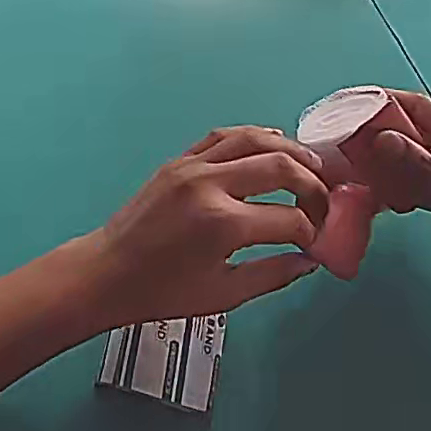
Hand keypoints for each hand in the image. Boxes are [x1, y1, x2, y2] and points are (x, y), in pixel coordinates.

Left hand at [80, 127, 329, 325]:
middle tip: (322, 201)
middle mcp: (210, 184)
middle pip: (280, 166)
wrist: (108, 270)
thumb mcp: (224, 294)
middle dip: (311, 184)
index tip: (315, 242)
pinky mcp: (180, 159)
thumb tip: (309, 259)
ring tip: (310, 165)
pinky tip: (270, 143)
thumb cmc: (162, 291)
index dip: (311, 232)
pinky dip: (251, 136)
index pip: (288, 219)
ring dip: (289, 149)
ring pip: (254, 139)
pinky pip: (223, 136)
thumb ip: (273, 274)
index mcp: (222, 224)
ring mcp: (193, 165)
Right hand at [359, 91, 430, 347]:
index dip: (383, 101)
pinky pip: (429, 179)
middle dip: (379, 131)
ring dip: (389, 159)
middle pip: (418, 129)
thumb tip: (383, 137)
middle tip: (341, 145)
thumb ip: (428, 173)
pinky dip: (405, 183)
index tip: (346, 108)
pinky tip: (386, 198)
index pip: (422, 109)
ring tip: (355, 170)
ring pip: (420, 155)